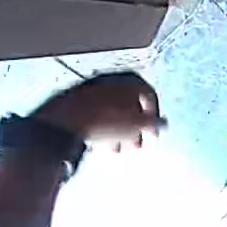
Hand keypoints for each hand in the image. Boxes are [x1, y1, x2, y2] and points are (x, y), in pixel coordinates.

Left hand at [32, 71, 163, 150]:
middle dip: (133, 126)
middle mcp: (110, 80)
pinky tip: (97, 142)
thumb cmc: (105, 121)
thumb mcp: (139, 124)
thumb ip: (154, 123)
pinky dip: (98, 127)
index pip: (149, 95)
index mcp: (130, 79)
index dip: (153, 116)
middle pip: (128, 104)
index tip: (152, 131)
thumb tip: (162, 123)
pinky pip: (92, 115)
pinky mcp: (71, 102)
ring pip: (109, 111)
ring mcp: (89, 89)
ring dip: (115, 130)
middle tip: (135, 143)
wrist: (63, 123)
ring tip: (115, 147)